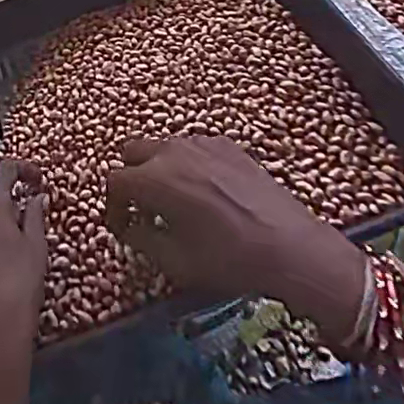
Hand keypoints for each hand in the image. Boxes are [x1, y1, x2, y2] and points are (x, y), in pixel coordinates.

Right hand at [104, 136, 363, 338]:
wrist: (291, 246)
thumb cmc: (229, 258)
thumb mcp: (175, 260)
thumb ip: (141, 238)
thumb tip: (129, 226)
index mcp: (154, 178)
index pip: (115, 181)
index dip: (112, 206)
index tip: (121, 225)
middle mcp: (173, 151)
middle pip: (133, 152)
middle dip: (131, 178)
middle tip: (143, 208)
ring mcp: (202, 144)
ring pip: (164, 146)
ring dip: (159, 168)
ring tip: (175, 200)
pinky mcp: (227, 145)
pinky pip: (194, 147)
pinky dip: (188, 163)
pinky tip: (206, 191)